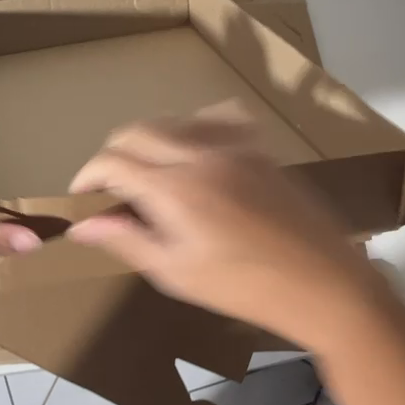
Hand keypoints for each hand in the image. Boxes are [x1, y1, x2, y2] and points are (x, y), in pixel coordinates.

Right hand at [66, 105, 370, 336]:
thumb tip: (82, 226)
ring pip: (172, 120)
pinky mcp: (259, 149)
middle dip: (112, 156)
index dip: (87, 177)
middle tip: (110, 190)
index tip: (81, 198)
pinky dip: (192, 127)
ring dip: (148, 141)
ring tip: (147, 175)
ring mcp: (234, 146)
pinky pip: (216, 117)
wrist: (323, 284)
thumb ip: (127, 240)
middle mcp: (201, 154)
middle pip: (136, 132)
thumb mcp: (176, 273)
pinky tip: (194, 153)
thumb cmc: (244, 288)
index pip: (112, 162)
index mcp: (176, 189)